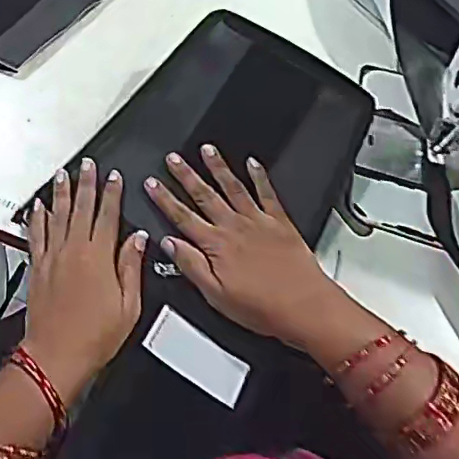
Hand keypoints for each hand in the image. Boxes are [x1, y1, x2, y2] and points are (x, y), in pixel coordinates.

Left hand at [21, 158, 146, 402]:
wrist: (56, 354)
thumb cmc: (94, 336)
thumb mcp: (128, 305)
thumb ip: (131, 267)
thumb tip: (138, 240)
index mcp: (99, 257)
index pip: (108, 215)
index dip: (111, 193)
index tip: (113, 177)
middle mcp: (74, 251)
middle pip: (81, 208)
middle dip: (85, 183)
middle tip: (87, 164)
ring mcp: (53, 258)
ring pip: (57, 216)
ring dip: (60, 193)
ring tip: (62, 175)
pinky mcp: (37, 268)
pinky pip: (36, 235)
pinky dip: (37, 218)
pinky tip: (38, 207)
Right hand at [144, 146, 367, 362]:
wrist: (306, 307)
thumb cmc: (263, 307)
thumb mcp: (215, 295)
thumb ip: (191, 265)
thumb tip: (170, 245)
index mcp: (216, 245)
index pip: (182, 217)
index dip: (164, 199)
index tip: (153, 183)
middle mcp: (235, 227)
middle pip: (204, 195)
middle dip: (186, 175)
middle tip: (173, 158)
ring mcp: (258, 222)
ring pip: (232, 188)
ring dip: (218, 167)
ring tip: (207, 150)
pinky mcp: (280, 223)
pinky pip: (267, 194)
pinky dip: (259, 176)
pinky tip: (252, 163)